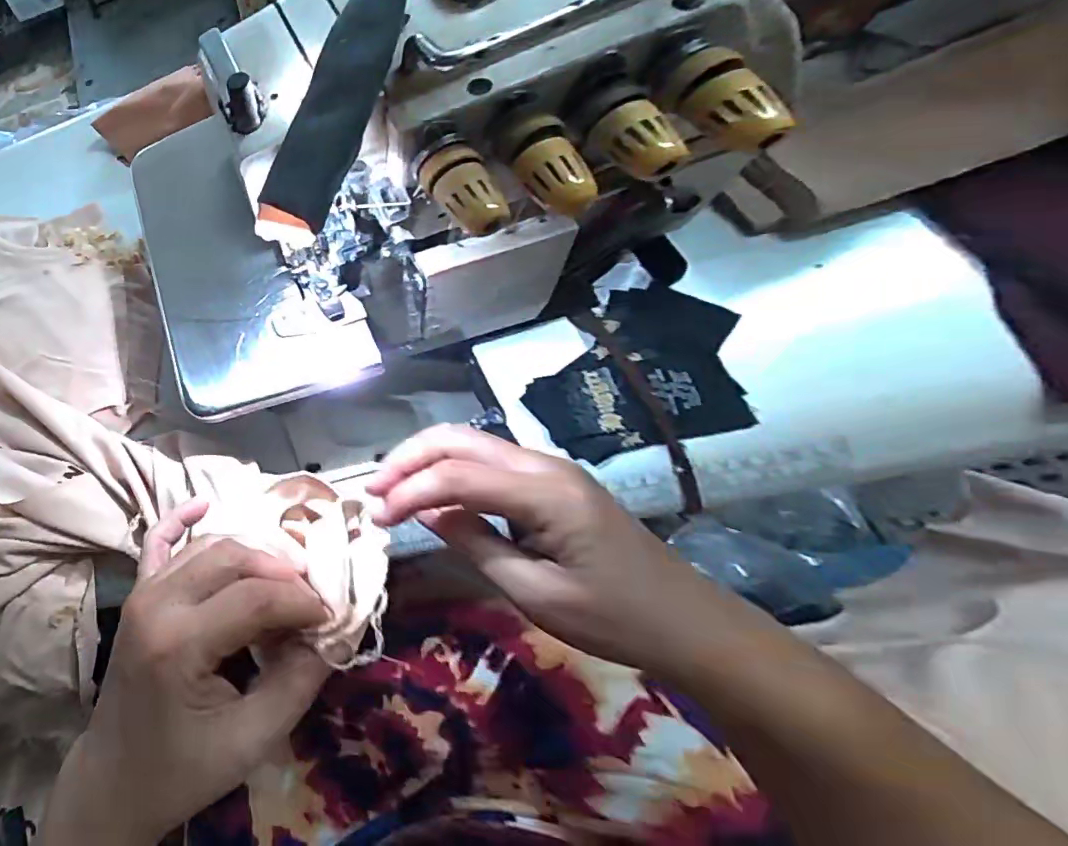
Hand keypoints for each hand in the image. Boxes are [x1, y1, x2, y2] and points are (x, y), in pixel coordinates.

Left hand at [40, 500, 332, 844]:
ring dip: (250, 552)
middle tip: (314, 594)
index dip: (301, 601)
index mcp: (180, 641)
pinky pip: (159, 543)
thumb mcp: (250, 741)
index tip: (331, 616)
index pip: (254, 597)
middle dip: (279, 569)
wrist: (116, 775)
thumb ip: (295, 683)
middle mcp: (156, 602)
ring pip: (204, 547)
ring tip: (287, 576)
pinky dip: (181, 520)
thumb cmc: (183, 767)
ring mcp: (142, 592)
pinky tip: (204, 502)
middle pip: (230, 558)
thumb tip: (330, 637)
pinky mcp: (138, 593)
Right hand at [368, 425, 778, 677]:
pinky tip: (431, 492)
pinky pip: (486, 459)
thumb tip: (424, 512)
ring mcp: (548, 468)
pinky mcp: (550, 480)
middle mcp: (543, 465)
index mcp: (545, 494)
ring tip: (390, 488)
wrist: (693, 627)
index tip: (377, 518)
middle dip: (406, 459)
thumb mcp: (536, 594)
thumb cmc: (617, 619)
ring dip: (424, 459)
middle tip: (373, 491)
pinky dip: (448, 469)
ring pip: (468, 442)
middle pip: (456, 439)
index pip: (456, 475)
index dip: (408, 491)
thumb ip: (474, 544)